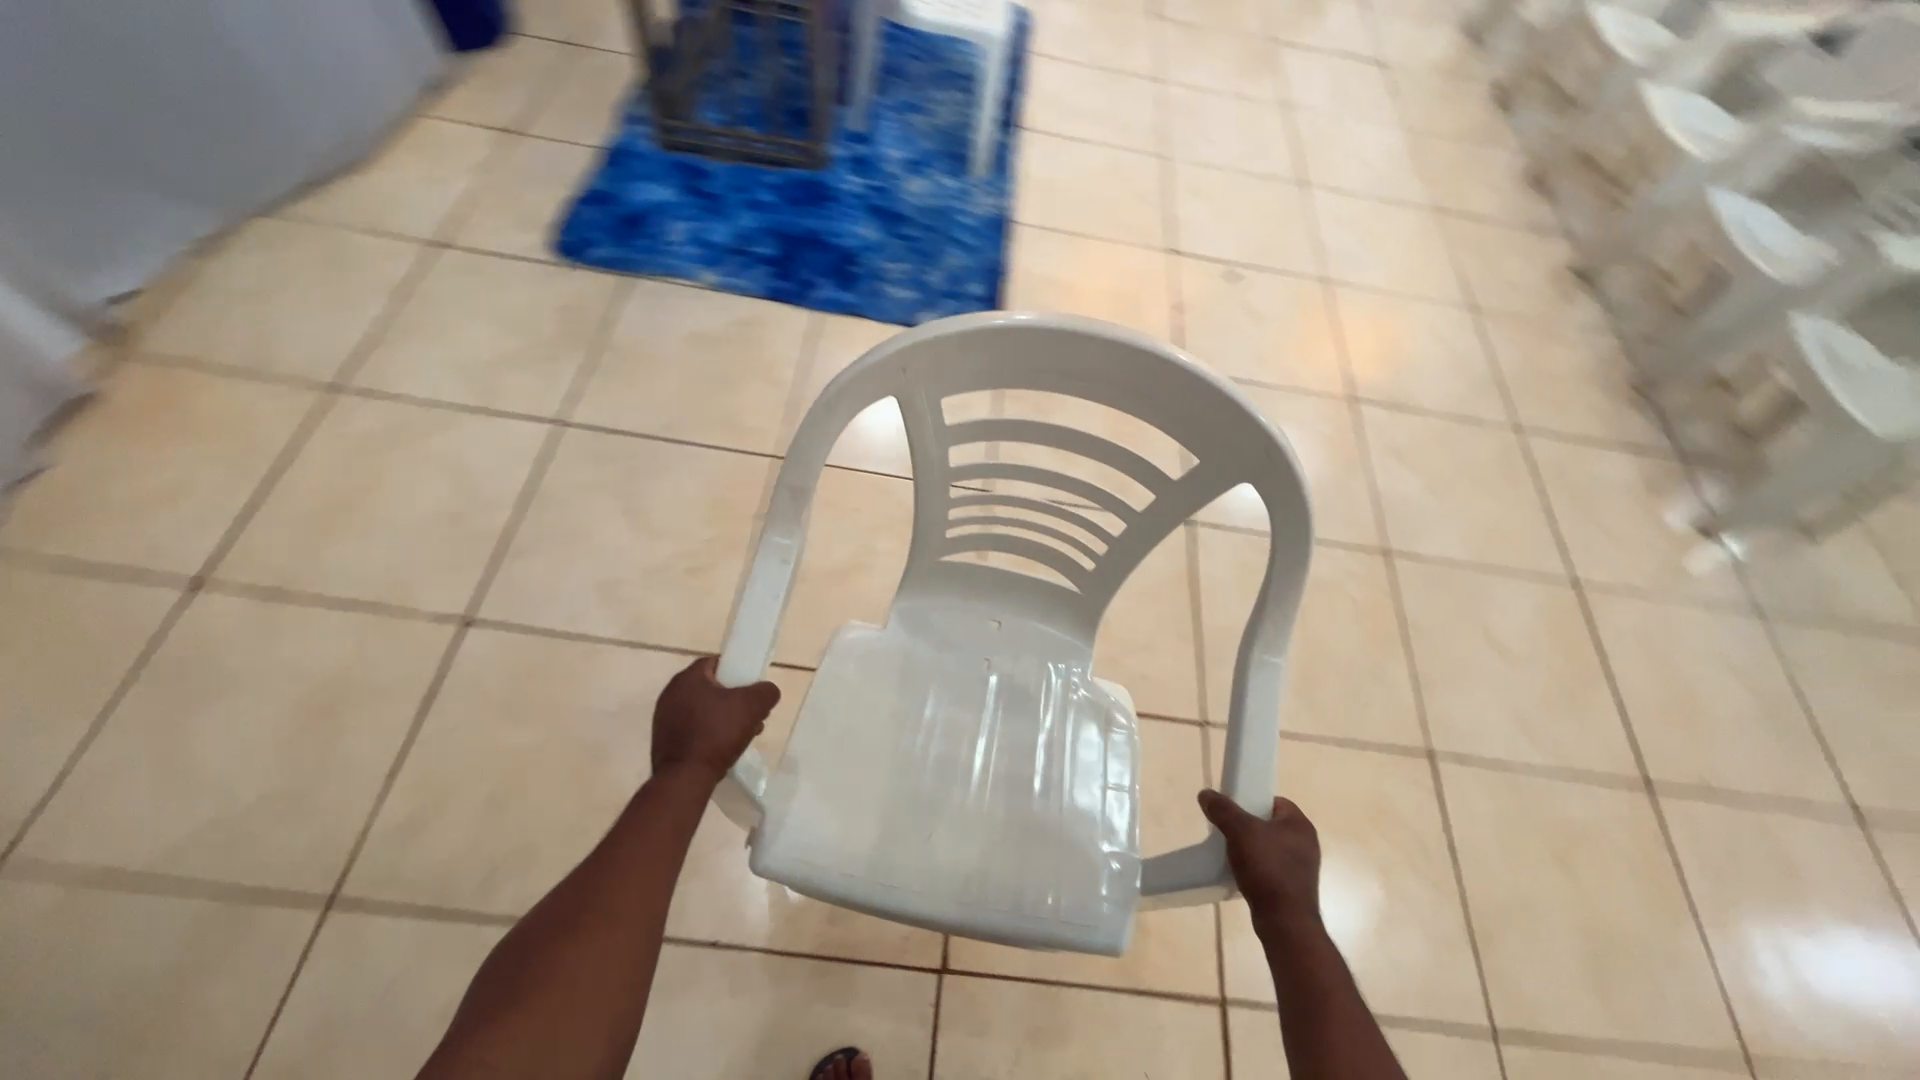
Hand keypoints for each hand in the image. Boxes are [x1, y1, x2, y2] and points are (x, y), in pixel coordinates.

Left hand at [651, 657, 780, 785]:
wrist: (684, 779)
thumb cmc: (717, 735)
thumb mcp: (752, 707)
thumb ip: (765, 692)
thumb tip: (767, 691)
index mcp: (688, 678)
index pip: (716, 663)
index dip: (738, 672)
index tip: (752, 689)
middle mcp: (671, 693)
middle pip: (711, 688)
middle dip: (735, 700)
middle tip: (752, 715)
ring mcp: (665, 718)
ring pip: (704, 710)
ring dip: (724, 719)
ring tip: (742, 735)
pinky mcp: (664, 740)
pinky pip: (693, 728)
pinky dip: (710, 734)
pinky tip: (723, 749)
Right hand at [1199, 791, 1321, 934]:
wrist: (1284, 921)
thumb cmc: (1267, 868)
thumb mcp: (1240, 831)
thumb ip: (1222, 810)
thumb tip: (1206, 794)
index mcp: (1300, 825)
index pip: (1274, 801)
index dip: (1252, 800)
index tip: (1232, 810)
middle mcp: (1306, 843)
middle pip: (1269, 824)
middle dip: (1247, 826)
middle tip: (1227, 830)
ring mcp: (1301, 867)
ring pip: (1269, 847)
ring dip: (1249, 848)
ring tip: (1230, 852)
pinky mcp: (1294, 887)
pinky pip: (1270, 868)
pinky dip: (1255, 867)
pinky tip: (1239, 873)